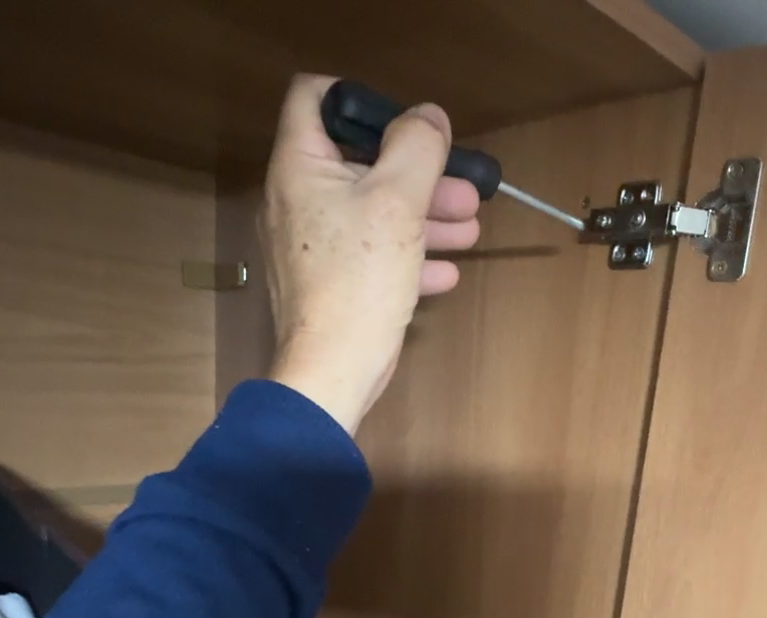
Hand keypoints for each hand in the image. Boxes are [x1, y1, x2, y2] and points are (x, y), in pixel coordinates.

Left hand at [261, 74, 481, 433]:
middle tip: (464, 190)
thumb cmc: (359, 280)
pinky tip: (445, 271)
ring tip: (469, 230)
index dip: (362, 99)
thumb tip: (428, 116)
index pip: (315, 97)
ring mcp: (310, 247)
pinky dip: (406, 257)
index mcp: (300, 166)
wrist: (333, 371)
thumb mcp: (398, 202)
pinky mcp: (328, 285)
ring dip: (424, 218)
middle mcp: (297, 200)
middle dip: (419, 174)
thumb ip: (417, 147)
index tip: (406, 126)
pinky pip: (369, 257)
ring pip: (371, 214)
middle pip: (360, 164)